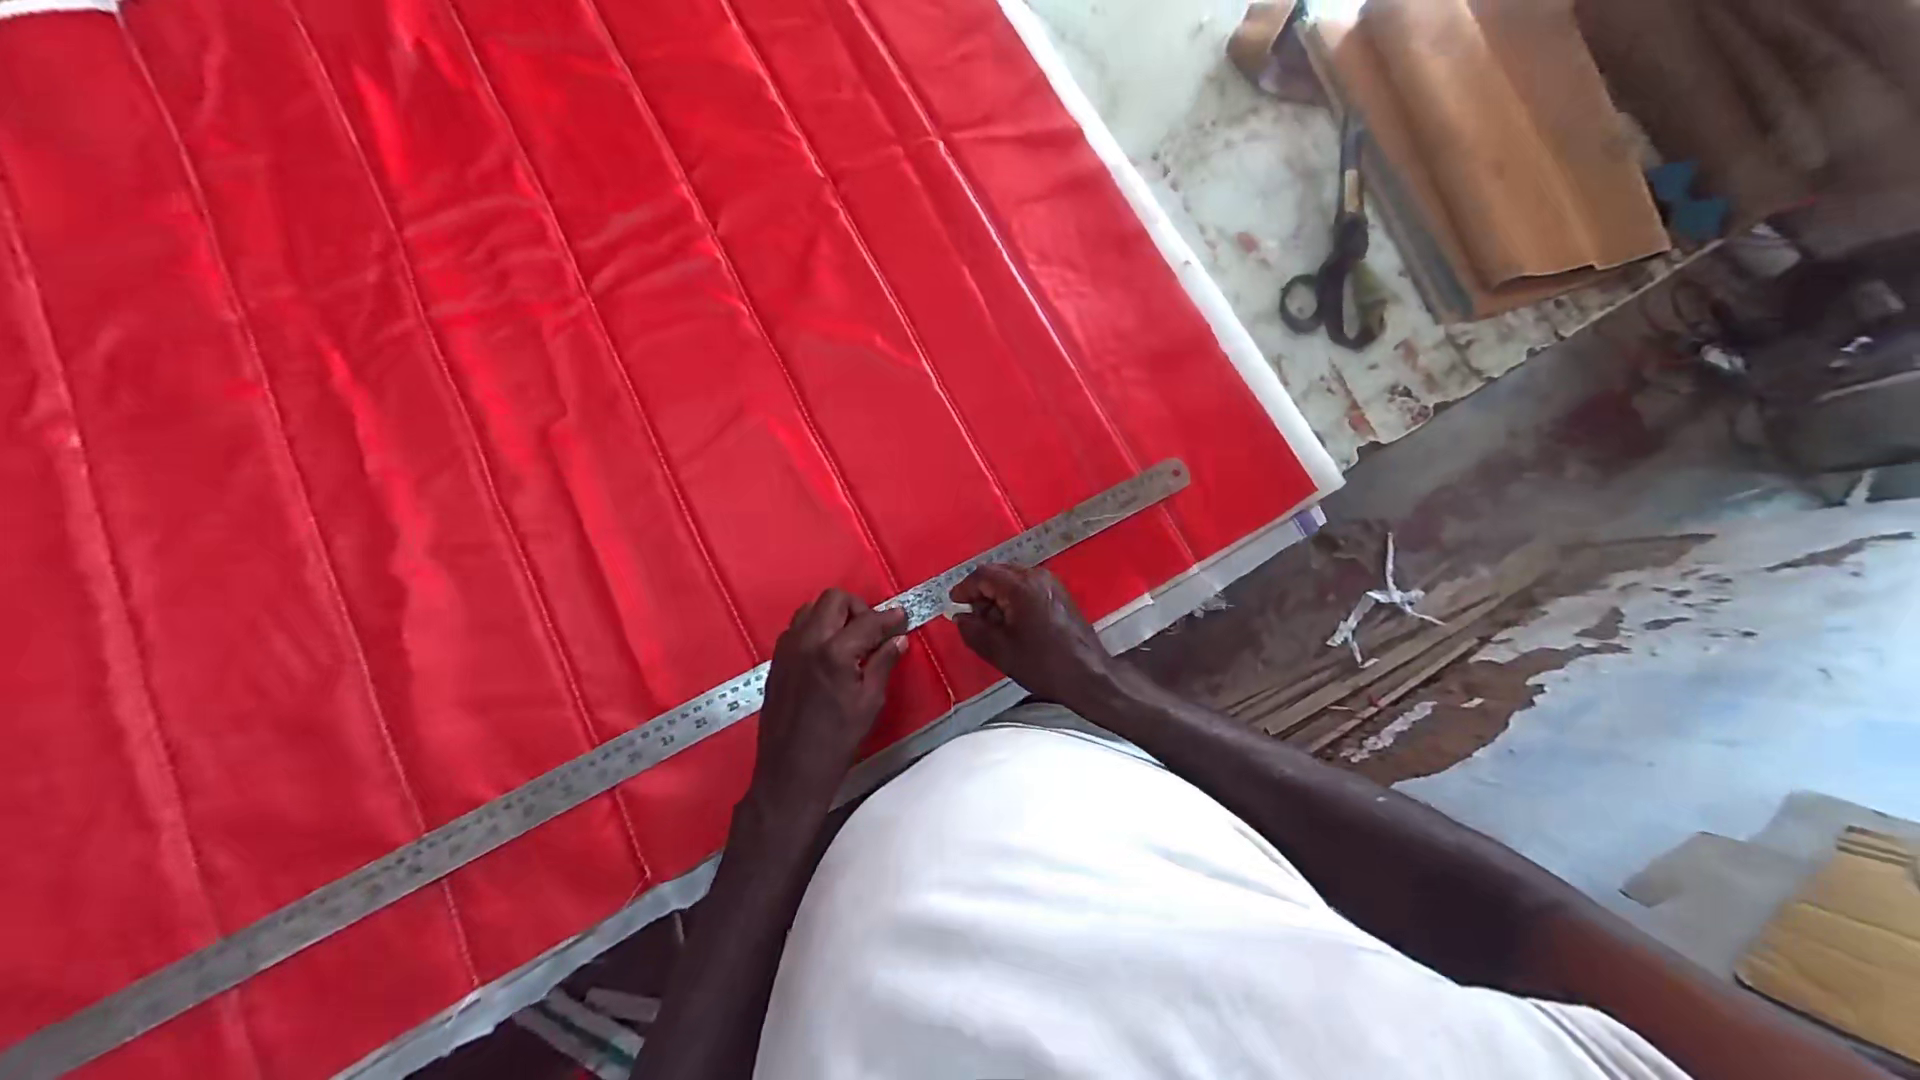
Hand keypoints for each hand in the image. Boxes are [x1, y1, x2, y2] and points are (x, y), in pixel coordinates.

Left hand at [744, 589, 908, 827]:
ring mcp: (787, 649)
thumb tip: (897, 639)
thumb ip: (884, 663)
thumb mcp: (870, 702)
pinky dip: (816, 628)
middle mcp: (807, 641)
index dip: (889, 618)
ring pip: (812, 608)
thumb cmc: (836, 742)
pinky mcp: (777, 660)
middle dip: (858, 609)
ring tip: (850, 640)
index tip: (901, 619)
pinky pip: (797, 627)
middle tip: (873, 631)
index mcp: (834, 652)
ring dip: (834, 615)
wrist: (791, 770)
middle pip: (834, 599)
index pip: (868, 621)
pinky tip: (828, 653)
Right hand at [950, 564, 1118, 706]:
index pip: (984, 575)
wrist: (1088, 675)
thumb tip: (961, 617)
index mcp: (1021, 587)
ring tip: (990, 623)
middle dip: (981, 591)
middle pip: (999, 573)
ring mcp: (1052, 584)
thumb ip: (974, 630)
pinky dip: (1013, 599)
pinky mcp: (1060, 594)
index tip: (954, 603)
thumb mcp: (1000, 651)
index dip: (965, 588)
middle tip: (971, 615)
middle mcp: (1038, 577)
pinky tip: (1010, 622)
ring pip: (1013, 580)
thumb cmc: (1043, 664)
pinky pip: (1027, 587)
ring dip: (997, 596)